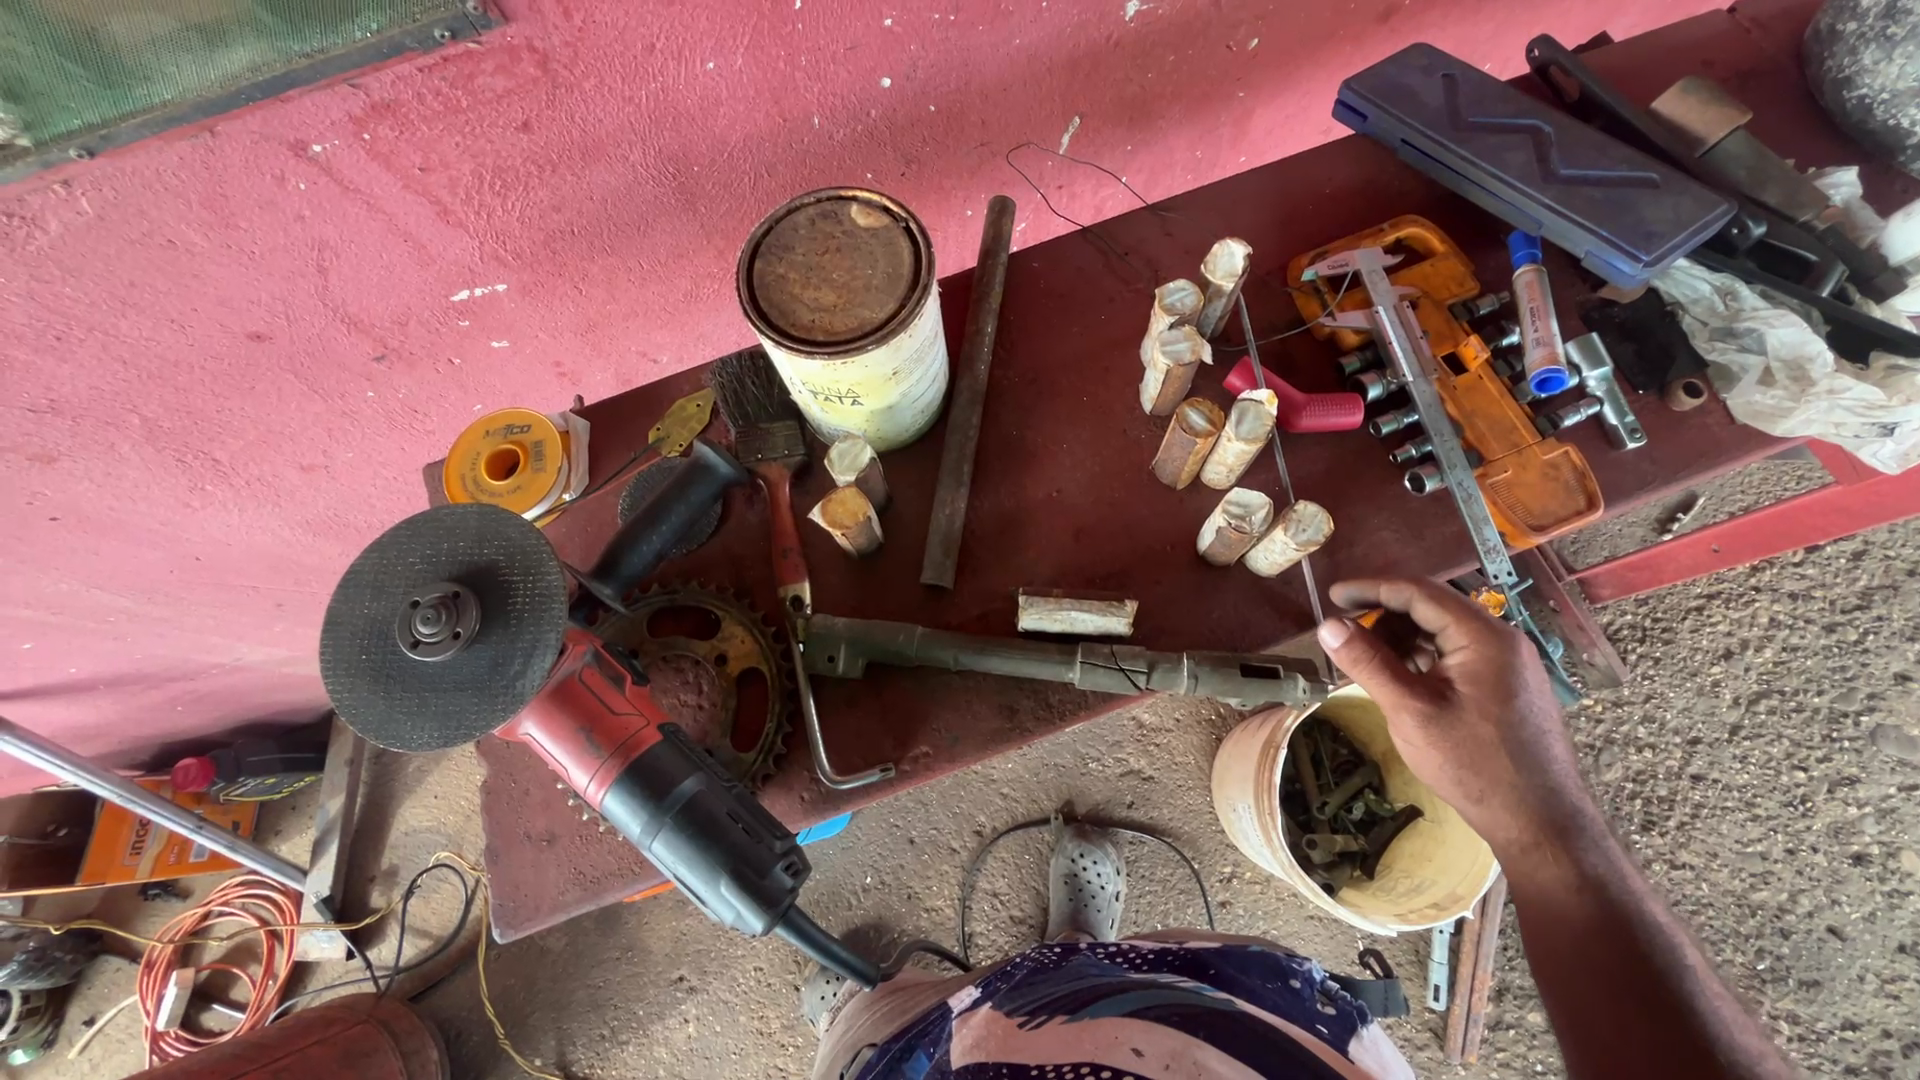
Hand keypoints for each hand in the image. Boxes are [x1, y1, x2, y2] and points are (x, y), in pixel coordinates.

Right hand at [1315, 578, 1599, 858]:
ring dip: (1399, 638)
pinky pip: (1454, 655)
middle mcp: (1500, 640)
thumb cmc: (1473, 764)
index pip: (1419, 591)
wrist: (1541, 822)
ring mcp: (1506, 663)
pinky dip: (1419, 658)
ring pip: (1441, 632)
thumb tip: (1326, 626)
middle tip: (1343, 631)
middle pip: (1431, 608)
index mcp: (1483, 636)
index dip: (1371, 588)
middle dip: (1383, 614)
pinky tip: (1396, 678)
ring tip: (1363, 659)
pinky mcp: (1503, 686)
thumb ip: (1368, 663)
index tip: (1332, 595)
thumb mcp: (1410, 710)